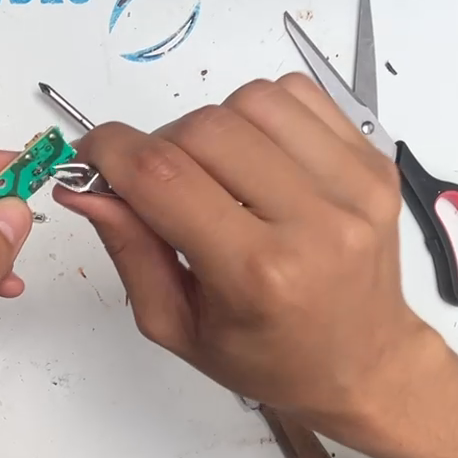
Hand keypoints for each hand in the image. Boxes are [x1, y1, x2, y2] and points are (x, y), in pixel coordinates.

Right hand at [58, 74, 445, 451]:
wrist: (359, 362)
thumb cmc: (262, 357)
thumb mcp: (174, 325)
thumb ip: (129, 251)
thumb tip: (84, 190)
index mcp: (255, 274)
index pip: (163, 178)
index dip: (110, 152)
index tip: (88, 155)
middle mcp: (312, 221)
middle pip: (202, 129)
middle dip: (156, 147)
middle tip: (153, 186)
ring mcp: (352, 184)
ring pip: (249, 101)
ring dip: (207, 129)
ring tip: (209, 176)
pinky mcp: (373, 160)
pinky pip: (296, 95)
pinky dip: (255, 116)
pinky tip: (250, 160)